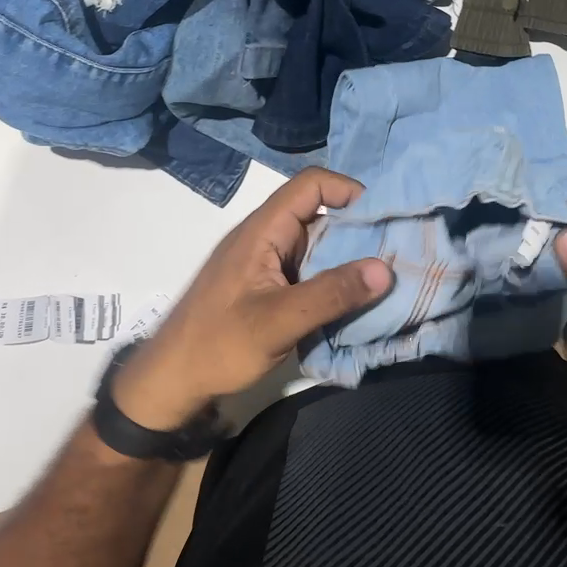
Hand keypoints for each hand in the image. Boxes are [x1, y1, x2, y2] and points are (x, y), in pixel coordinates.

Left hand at [112, 167, 393, 431]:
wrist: (169, 383)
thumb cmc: (218, 345)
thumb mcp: (279, 321)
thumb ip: (331, 294)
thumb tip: (386, 268)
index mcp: (262, 230)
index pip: (311, 184)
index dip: (349, 190)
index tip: (384, 218)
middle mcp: (265, 237)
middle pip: (319, 213)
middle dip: (359, 228)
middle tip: (397, 250)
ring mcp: (265, 263)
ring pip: (316, 244)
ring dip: (349, 257)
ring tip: (385, 276)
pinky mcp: (267, 287)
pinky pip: (308, 270)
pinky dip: (333, 278)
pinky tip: (356, 300)